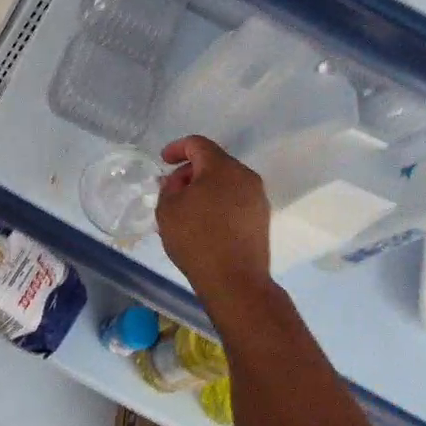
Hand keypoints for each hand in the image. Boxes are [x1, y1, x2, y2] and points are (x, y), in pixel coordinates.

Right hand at [155, 135, 272, 310]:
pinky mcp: (262, 218)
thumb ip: (168, 187)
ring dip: (205, 187)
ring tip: (187, 208)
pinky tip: (205, 222)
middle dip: (191, 170)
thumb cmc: (196, 239)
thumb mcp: (168, 209)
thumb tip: (177, 182)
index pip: (198, 144)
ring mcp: (258, 197)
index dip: (177, 148)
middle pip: (214, 161)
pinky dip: (219, 201)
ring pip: (227, 181)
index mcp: (222, 167)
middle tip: (173, 190)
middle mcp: (245, 176)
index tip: (163, 161)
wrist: (235, 281)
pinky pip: (236, 198)